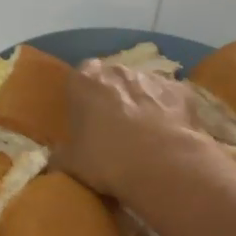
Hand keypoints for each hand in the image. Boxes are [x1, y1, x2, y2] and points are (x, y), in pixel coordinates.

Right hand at [52, 57, 206, 202]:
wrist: (161, 164)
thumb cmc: (106, 158)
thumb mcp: (72, 163)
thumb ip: (61, 155)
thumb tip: (54, 160)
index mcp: (85, 80)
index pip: (79, 79)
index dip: (83, 98)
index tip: (86, 120)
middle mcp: (117, 70)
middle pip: (113, 79)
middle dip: (113, 98)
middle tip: (115, 130)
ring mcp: (152, 77)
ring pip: (143, 87)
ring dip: (142, 104)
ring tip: (146, 137)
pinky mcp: (181, 91)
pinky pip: (170, 100)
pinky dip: (170, 113)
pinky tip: (171, 137)